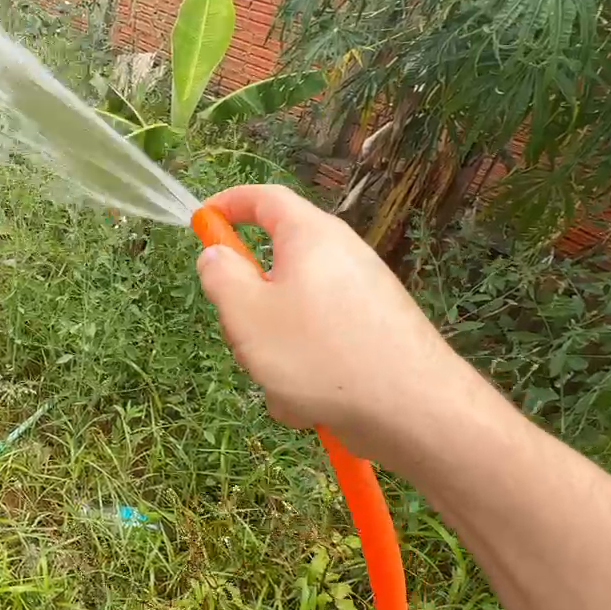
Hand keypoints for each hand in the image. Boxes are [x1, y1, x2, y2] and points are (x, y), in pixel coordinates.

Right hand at [193, 184, 511, 473]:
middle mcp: (341, 258)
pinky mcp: (369, 334)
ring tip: (278, 379)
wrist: (411, 410)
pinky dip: (299, 368)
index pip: (265, 198)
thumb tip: (216, 255)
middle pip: (273, 264)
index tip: (200, 222)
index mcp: (311, 238)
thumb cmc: (317, 352)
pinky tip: (306, 402)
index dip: (227, 204)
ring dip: (269, 346)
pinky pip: (315, 342)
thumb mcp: (246, 313)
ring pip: (288, 311)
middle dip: (245, 302)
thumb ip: (221, 276)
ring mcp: (359, 297)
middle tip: (238, 332)